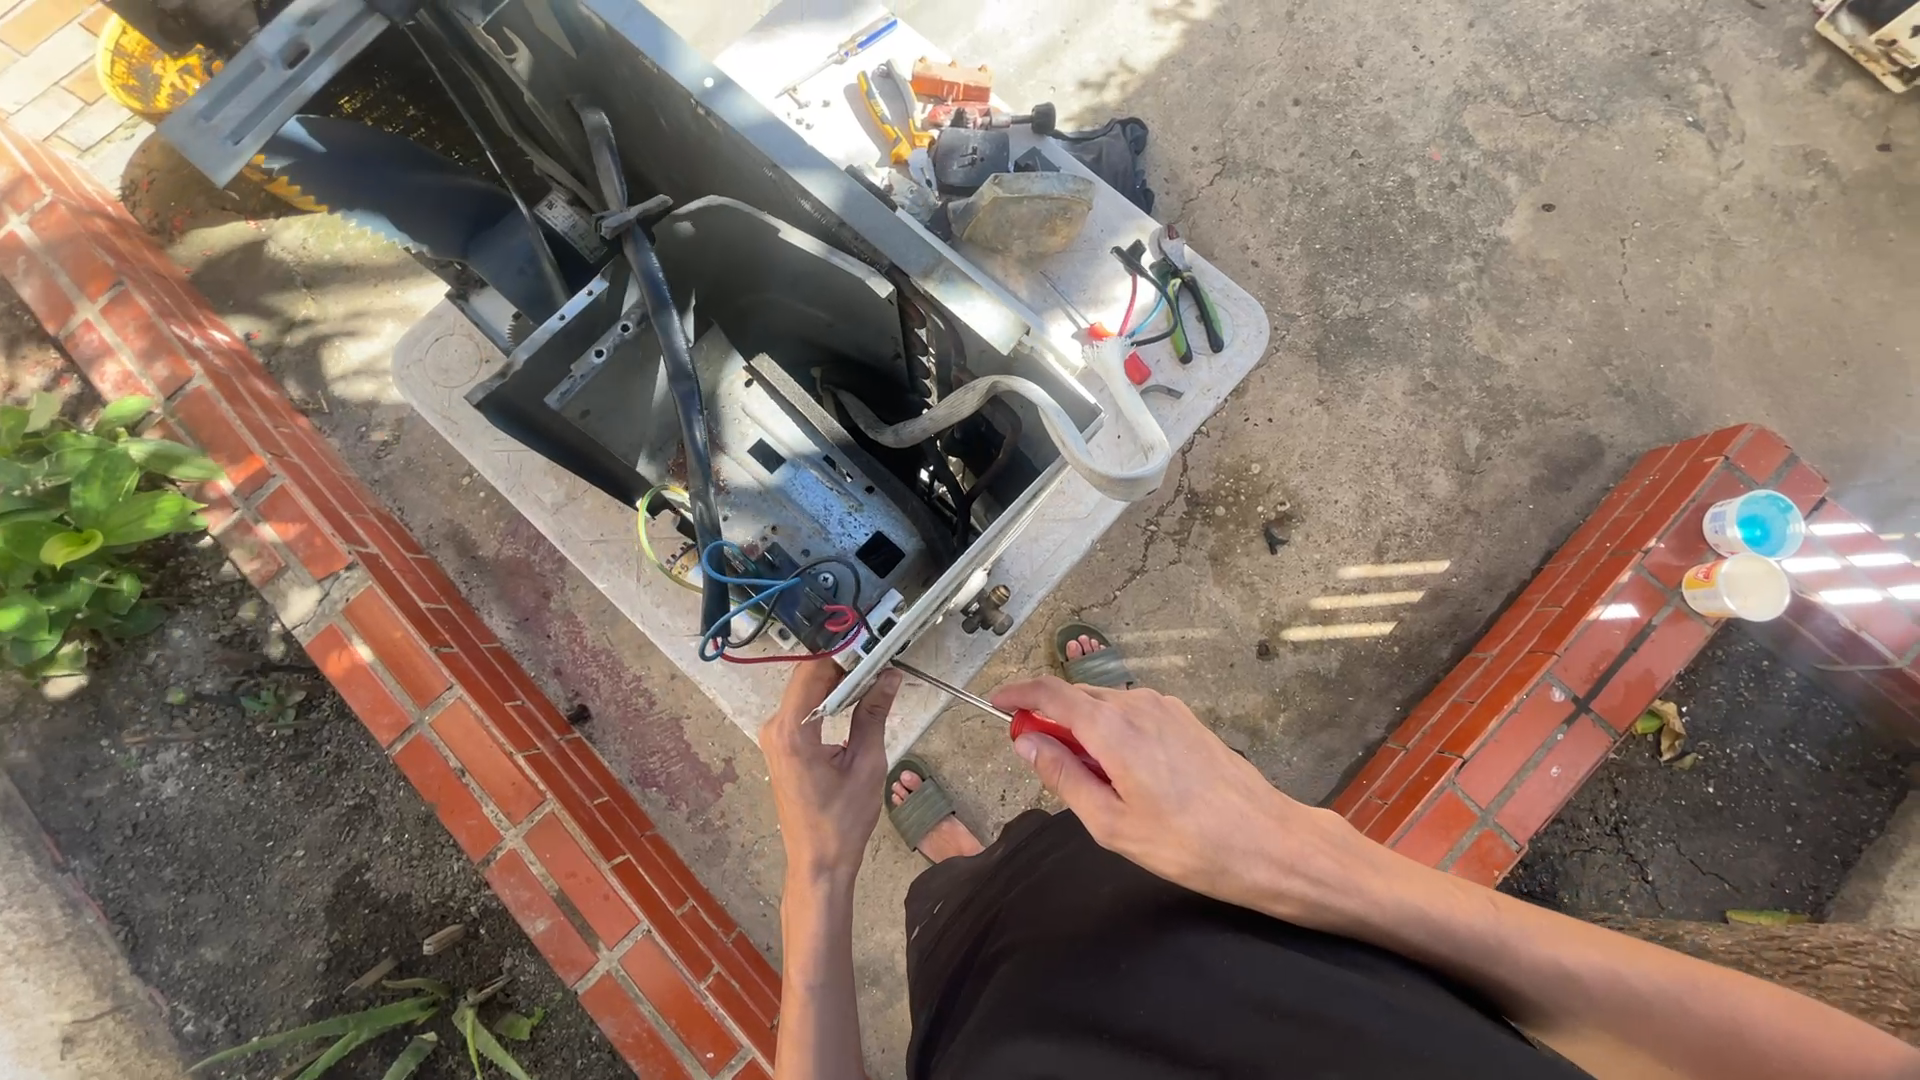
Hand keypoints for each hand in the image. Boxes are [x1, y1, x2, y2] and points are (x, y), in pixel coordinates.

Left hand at [760, 660, 901, 885]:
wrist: (818, 861)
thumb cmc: (843, 820)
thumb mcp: (867, 763)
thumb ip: (874, 713)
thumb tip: (890, 675)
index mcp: (792, 732)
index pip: (814, 671)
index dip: (844, 652)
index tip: (873, 641)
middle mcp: (775, 728)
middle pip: (808, 676)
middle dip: (843, 662)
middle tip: (879, 654)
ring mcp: (774, 736)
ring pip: (806, 689)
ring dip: (837, 678)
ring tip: (873, 670)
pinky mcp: (781, 744)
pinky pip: (804, 707)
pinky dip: (828, 696)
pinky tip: (854, 694)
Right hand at [992, 676, 1394, 930]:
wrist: (1268, 842)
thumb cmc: (1186, 844)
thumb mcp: (1111, 823)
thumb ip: (1063, 776)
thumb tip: (1026, 741)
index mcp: (1112, 728)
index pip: (1051, 692)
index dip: (1018, 693)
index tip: (996, 704)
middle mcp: (1137, 704)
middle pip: (1077, 696)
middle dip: (1048, 716)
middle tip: (1036, 754)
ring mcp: (1165, 707)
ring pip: (1104, 704)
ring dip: (1081, 724)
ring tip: (1085, 774)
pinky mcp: (1185, 718)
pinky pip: (1131, 711)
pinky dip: (1110, 727)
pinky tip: (1120, 767)